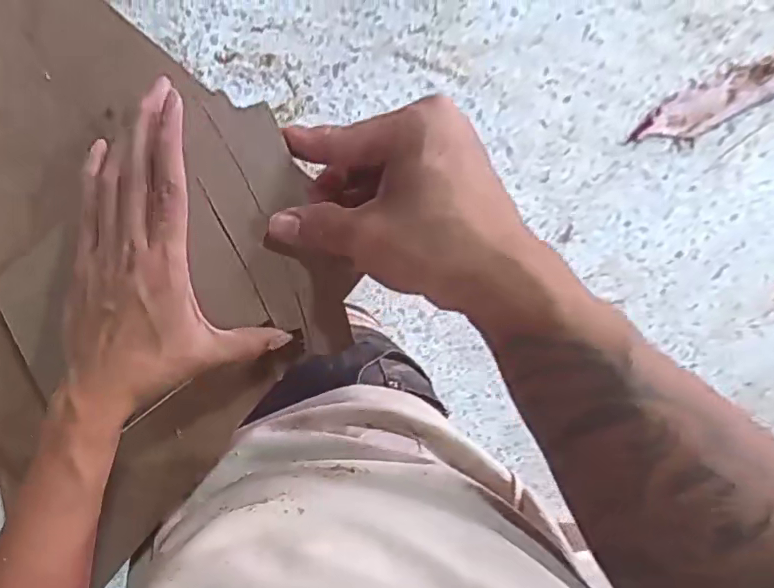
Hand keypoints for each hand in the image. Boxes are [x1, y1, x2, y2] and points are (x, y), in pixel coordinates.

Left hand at [60, 77, 292, 423]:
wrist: (96, 388)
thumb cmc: (150, 370)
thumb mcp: (203, 355)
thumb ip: (246, 342)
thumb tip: (287, 337)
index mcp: (166, 263)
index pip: (169, 191)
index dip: (171, 144)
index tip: (174, 107)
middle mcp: (132, 250)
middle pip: (139, 178)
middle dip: (147, 129)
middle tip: (155, 90)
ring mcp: (103, 256)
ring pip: (111, 191)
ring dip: (122, 147)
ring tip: (131, 112)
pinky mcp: (82, 268)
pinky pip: (86, 216)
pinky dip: (90, 183)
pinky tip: (96, 156)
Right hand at [264, 95, 577, 338]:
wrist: (496, 275)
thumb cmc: (431, 245)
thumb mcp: (362, 236)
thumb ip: (316, 225)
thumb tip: (277, 223)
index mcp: (413, 126)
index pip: (343, 141)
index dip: (307, 147)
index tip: (281, 140)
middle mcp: (433, 127)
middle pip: (359, 158)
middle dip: (331, 191)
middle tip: (307, 223)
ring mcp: (447, 150)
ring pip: (377, 175)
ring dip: (350, 205)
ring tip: (331, 236)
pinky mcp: (454, 178)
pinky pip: (399, 186)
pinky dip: (375, 207)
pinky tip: (359, 235)